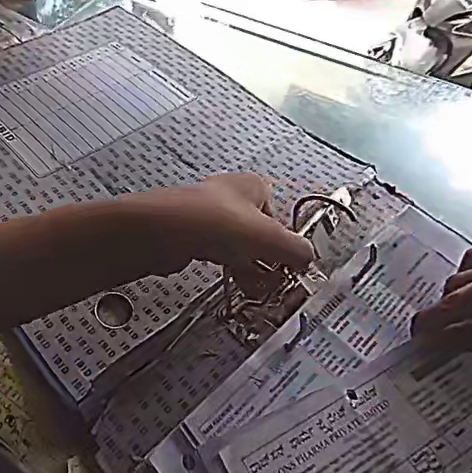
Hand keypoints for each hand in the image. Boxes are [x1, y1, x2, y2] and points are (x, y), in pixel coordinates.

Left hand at [124, 175, 314, 284]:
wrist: (162, 232)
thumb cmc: (218, 224)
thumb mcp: (270, 238)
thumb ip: (296, 250)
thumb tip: (308, 259)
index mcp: (252, 185)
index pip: (278, 213)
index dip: (284, 240)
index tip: (289, 264)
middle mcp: (228, 195)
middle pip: (257, 231)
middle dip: (264, 257)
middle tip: (272, 280)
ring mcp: (205, 214)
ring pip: (235, 244)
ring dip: (246, 266)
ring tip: (252, 287)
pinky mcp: (187, 234)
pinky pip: (214, 252)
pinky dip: (223, 267)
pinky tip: (227, 281)